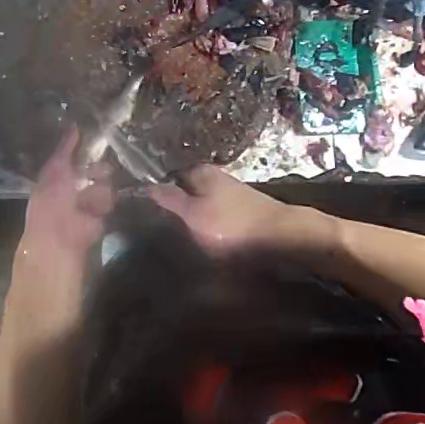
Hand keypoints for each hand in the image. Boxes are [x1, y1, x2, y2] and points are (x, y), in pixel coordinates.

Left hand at [6, 126, 112, 342]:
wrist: (29, 401)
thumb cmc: (43, 350)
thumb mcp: (54, 294)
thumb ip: (65, 248)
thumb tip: (84, 199)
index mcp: (38, 248)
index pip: (48, 192)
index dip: (60, 160)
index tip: (76, 131)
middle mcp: (39, 255)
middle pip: (53, 203)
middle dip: (74, 176)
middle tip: (107, 162)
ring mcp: (48, 276)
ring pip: (61, 224)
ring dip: (81, 201)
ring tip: (110, 189)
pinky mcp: (60, 296)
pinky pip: (72, 247)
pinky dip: (87, 230)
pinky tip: (102, 235)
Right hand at [147, 166, 334, 257]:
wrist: (282, 240)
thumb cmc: (232, 226)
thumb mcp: (192, 215)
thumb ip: (169, 200)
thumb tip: (147, 187)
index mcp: (202, 173)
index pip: (168, 179)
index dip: (155, 198)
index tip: (142, 218)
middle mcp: (217, 180)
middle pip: (186, 196)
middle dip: (175, 214)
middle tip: (159, 237)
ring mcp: (232, 198)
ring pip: (202, 212)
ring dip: (194, 228)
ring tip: (180, 248)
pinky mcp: (245, 217)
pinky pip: (219, 224)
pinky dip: (212, 236)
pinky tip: (206, 251)